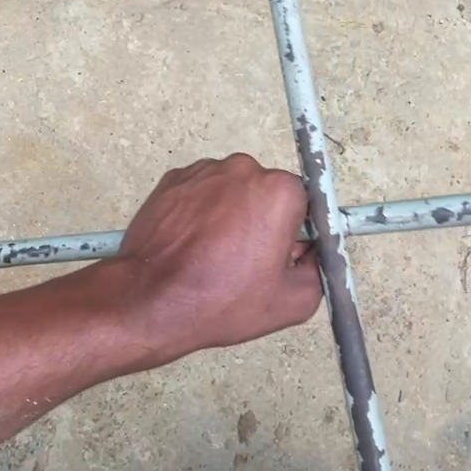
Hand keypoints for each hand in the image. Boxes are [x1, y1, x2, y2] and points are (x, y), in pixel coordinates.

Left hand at [99, 153, 320, 364]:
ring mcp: (204, 170)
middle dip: (262, 221)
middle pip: (265, 192)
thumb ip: (318, 269)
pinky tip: (194, 245)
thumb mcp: (292, 301)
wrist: (153, 298)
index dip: (294, 232)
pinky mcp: (174, 178)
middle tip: (247, 261)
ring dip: (229, 216)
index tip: (282, 254)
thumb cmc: (219, 299)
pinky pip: (200, 192)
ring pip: (230, 191)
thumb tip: (312, 253)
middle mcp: (242, 168)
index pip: (302, 203)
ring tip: (215, 256)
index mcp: (278, 191)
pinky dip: (200, 213)